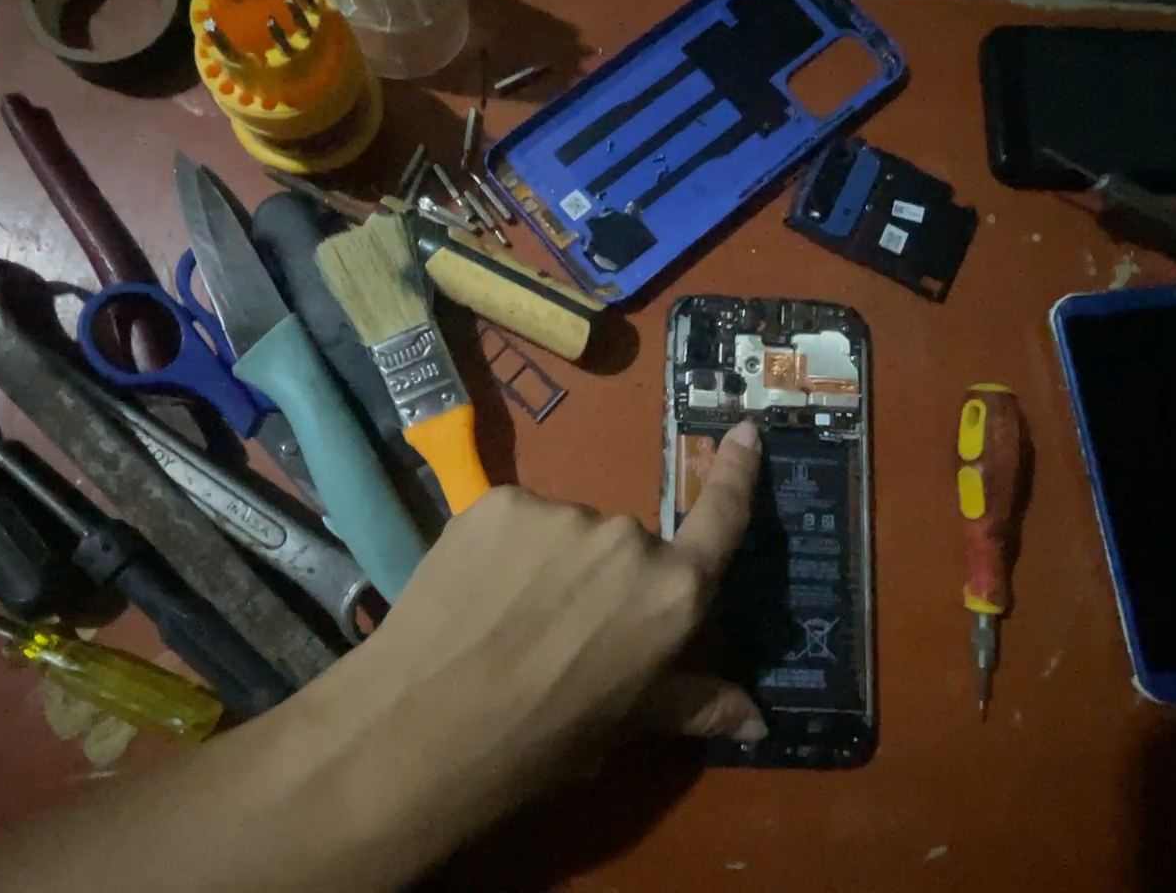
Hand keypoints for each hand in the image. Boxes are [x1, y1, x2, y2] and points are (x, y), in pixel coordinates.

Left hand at [337, 420, 765, 813]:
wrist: (416, 732)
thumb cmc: (537, 745)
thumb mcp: (623, 727)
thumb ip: (694, 704)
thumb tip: (758, 721)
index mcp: (670, 595)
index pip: (718, 520)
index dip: (736, 474)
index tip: (746, 430)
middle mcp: (625, 539)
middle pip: (627, 544)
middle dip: (605, 579)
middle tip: (562, 631)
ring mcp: (558, 511)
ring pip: (568, 530)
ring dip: (552, 562)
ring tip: (508, 617)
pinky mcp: (498, 499)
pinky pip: (519, 519)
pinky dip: (506, 548)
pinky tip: (476, 590)